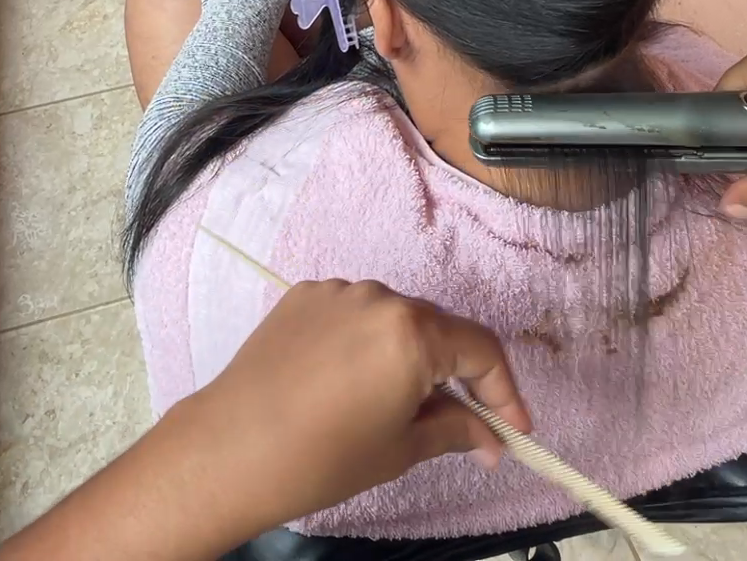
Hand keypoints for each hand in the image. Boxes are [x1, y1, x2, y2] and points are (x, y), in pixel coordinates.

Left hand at [168, 279, 529, 533]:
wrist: (233, 445)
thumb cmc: (325, 456)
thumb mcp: (400, 448)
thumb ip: (455, 430)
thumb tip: (490, 437)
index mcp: (412, 332)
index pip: (480, 348)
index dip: (504, 390)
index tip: (513, 429)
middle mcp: (379, 296)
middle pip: (437, 328)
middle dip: (455, 372)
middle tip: (462, 420)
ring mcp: (338, 290)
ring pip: (393, 318)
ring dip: (408, 352)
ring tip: (395, 400)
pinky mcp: (304, 293)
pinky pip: (353, 312)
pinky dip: (365, 340)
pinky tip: (348, 376)